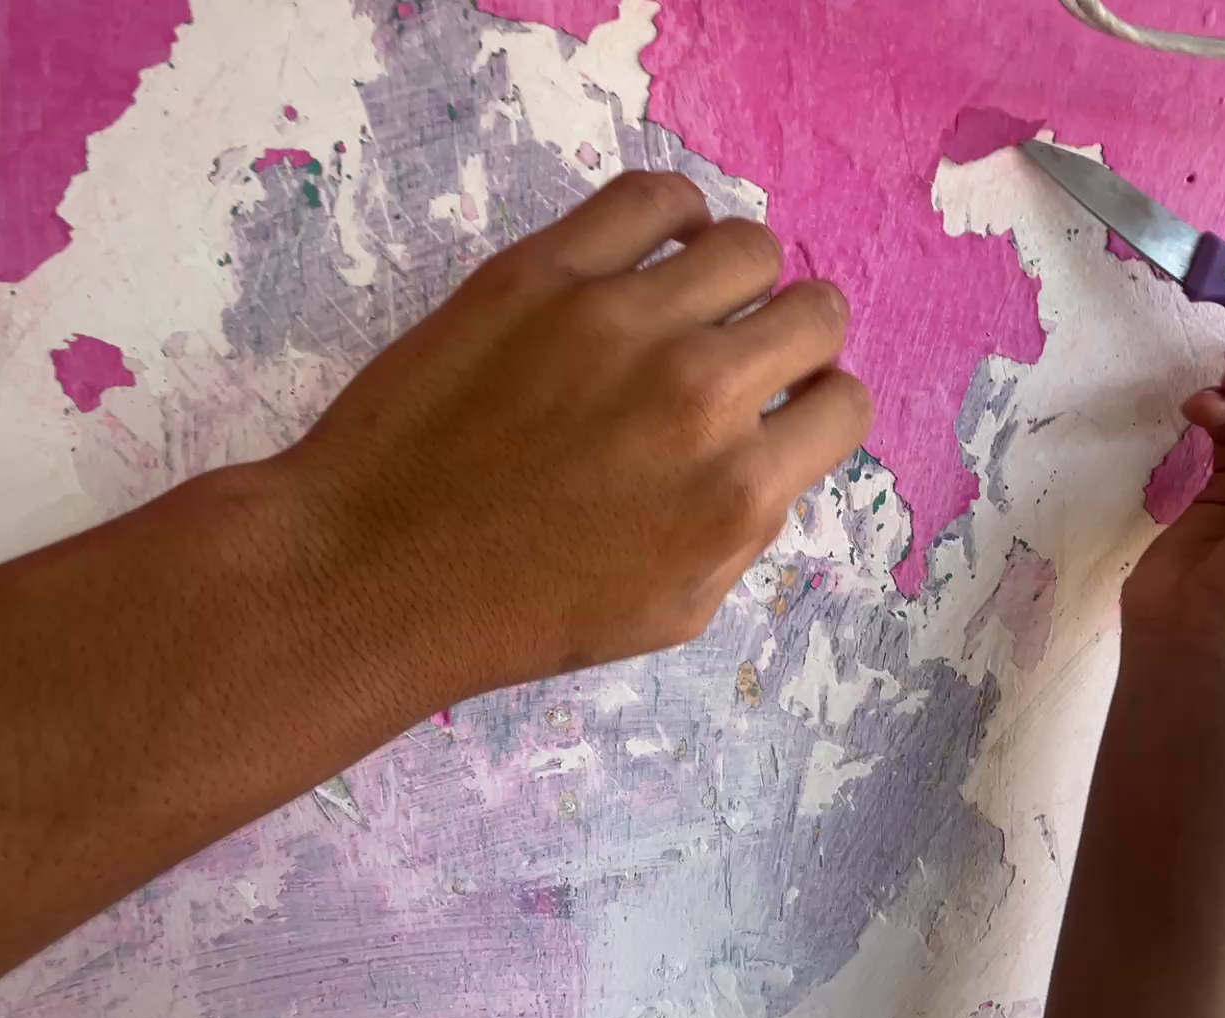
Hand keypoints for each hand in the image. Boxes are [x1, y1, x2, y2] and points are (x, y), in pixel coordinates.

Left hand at [265, 171, 870, 697]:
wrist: (379, 573)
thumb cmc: (530, 612)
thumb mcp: (677, 611)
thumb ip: (748, 528)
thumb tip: (772, 454)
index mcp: (738, 490)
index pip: (845, 406)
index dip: (825, 412)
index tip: (790, 414)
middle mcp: (700, 393)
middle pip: (817, 313)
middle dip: (803, 340)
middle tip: (754, 360)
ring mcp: (620, 319)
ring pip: (750, 245)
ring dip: (745, 281)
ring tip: (700, 308)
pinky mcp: (542, 272)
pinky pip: (653, 197)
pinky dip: (677, 219)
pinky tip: (656, 256)